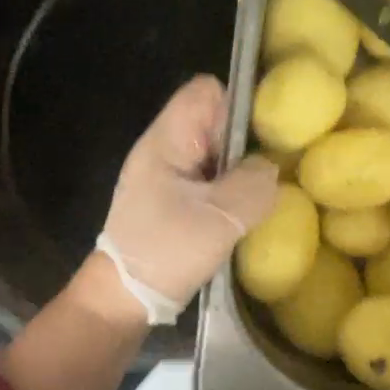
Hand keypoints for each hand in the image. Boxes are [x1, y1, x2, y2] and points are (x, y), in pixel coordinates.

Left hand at [92, 76, 279, 320]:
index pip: (205, 91)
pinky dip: (221, 196)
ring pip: (211, 157)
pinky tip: (233, 220)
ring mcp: (162, 178)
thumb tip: (268, 168)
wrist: (121, 298)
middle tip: (259, 181)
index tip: (254, 144)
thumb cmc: (165, 252)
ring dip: (234, 176)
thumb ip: (254, 183)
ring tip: (250, 204)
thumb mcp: (221, 217)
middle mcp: (160, 151)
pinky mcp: (166, 204)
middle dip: (241, 146)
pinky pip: (203, 184)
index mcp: (165, 141)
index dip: (236, 107)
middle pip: (212, 123)